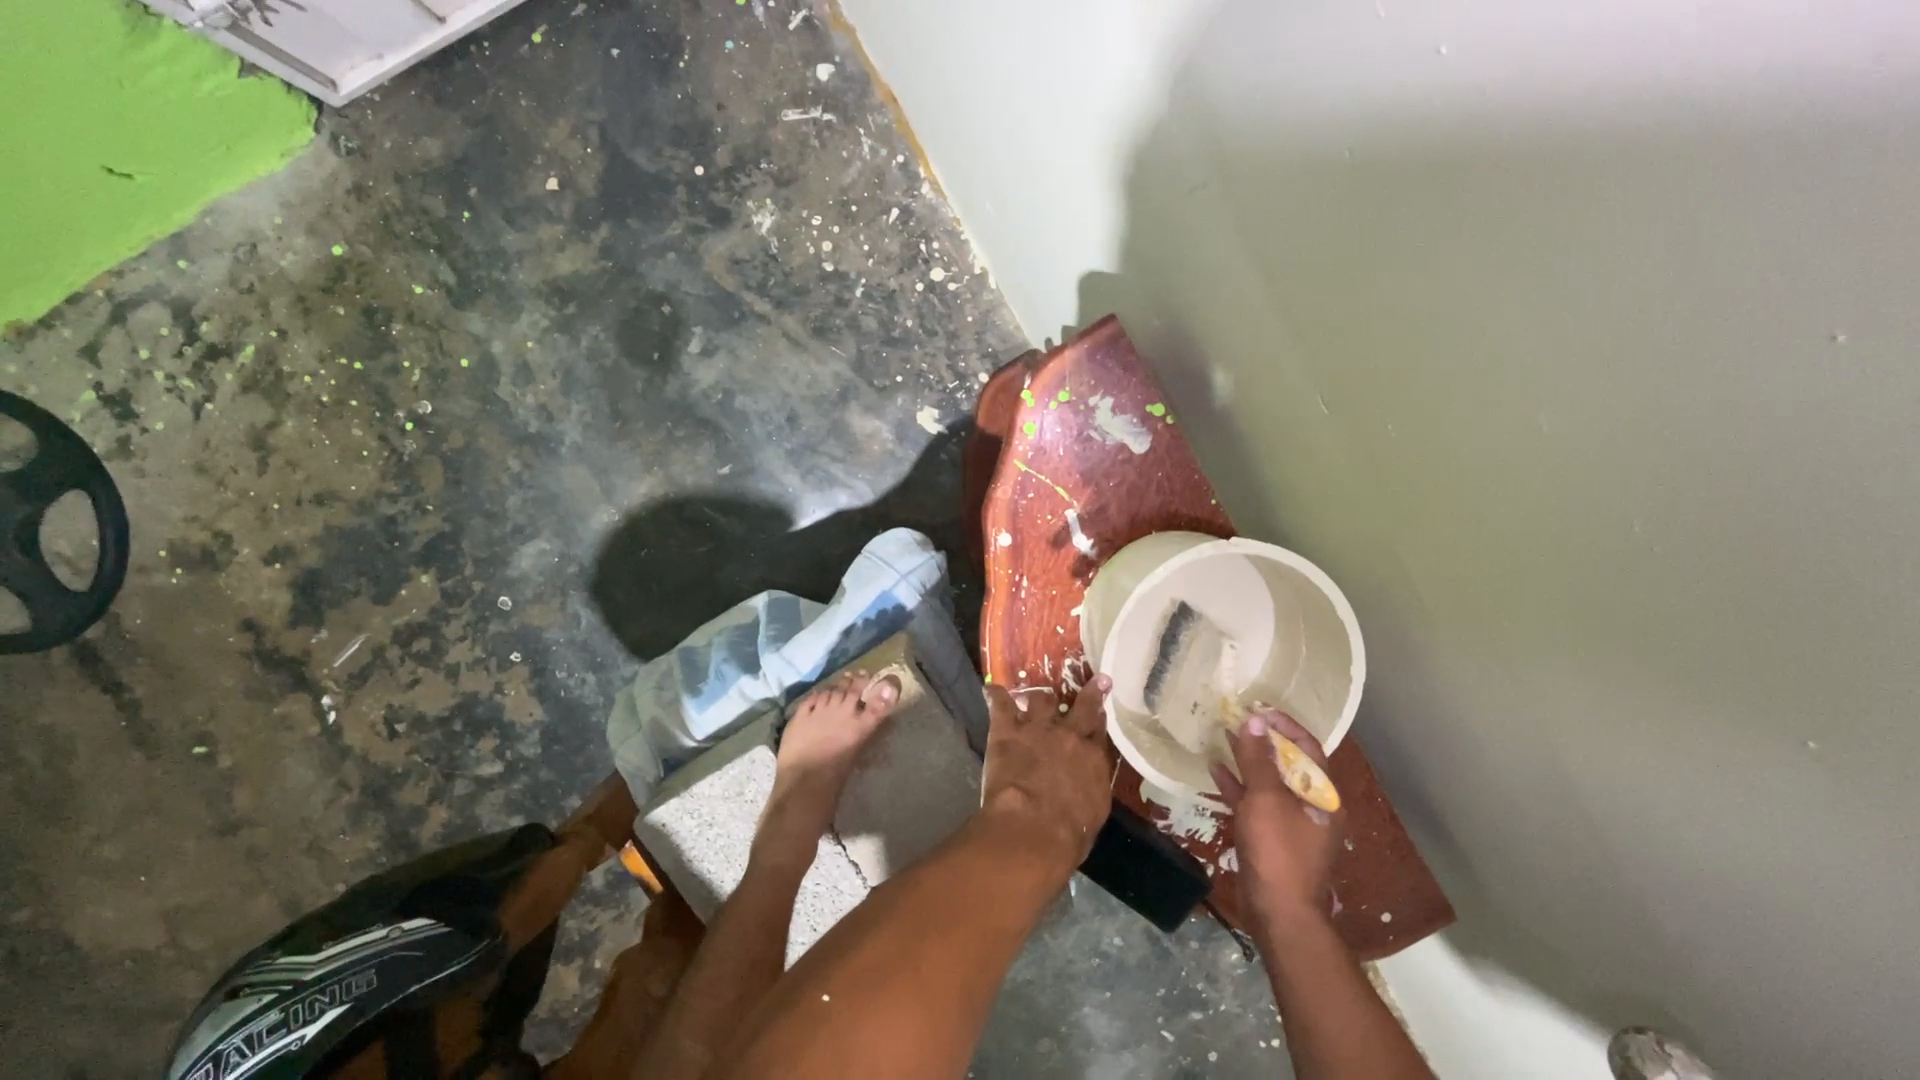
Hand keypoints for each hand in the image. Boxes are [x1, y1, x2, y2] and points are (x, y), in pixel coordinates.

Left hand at [980, 676, 1116, 869]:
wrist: (1033, 828)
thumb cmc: (1069, 835)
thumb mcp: (1094, 814)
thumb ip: (1091, 791)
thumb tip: (1087, 788)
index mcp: (1094, 760)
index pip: (1100, 733)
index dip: (1101, 720)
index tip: (1102, 711)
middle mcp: (1070, 737)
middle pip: (1083, 706)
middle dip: (1090, 691)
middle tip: (1095, 680)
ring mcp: (1038, 729)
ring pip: (1042, 700)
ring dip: (1040, 698)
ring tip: (1036, 696)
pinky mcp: (1007, 731)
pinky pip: (1000, 704)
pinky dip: (995, 695)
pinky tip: (991, 689)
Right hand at [1210, 707, 1343, 932]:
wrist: (1279, 913)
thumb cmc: (1278, 851)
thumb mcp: (1266, 800)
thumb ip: (1259, 759)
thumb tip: (1254, 721)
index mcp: (1322, 794)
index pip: (1308, 746)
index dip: (1284, 725)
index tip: (1257, 709)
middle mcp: (1311, 804)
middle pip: (1288, 762)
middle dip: (1263, 739)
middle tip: (1235, 718)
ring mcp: (1291, 822)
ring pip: (1269, 781)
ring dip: (1247, 759)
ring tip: (1222, 736)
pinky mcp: (1271, 837)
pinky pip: (1255, 803)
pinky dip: (1238, 786)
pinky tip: (1215, 770)